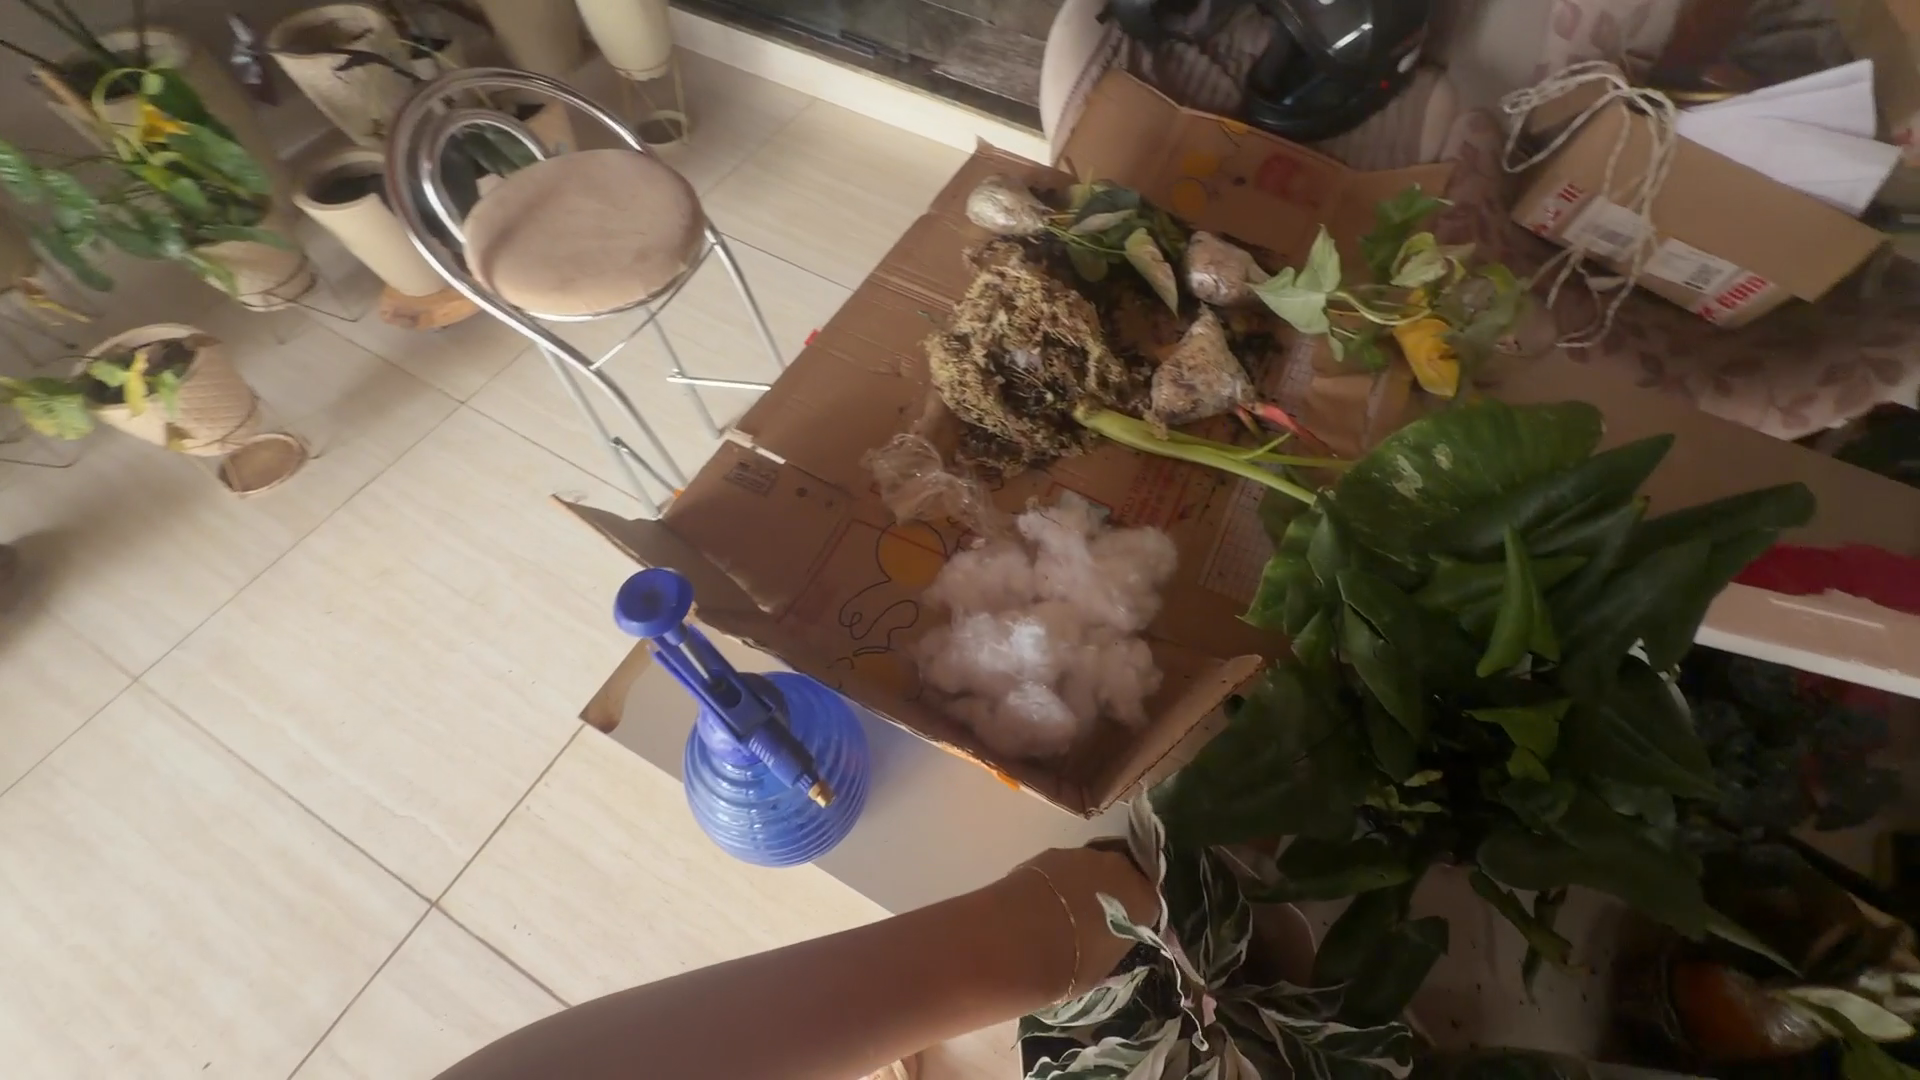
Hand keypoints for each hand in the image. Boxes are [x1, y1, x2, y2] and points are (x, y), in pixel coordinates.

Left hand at [1008, 846, 1156, 998]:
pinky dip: (1059, 878)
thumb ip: (1112, 944)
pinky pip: (1065, 865)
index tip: (1123, 927)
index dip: (1135, 915)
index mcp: (1143, 900)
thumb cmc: (1075, 965)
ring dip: (1083, 883)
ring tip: (1066, 908)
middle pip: (1121, 877)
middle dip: (1110, 892)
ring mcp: (1086, 855)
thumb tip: (1105, 941)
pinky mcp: (1054, 851)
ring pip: (1092, 867)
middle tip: (1094, 915)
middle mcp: (1120, 869)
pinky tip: (1045, 898)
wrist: (1026, 937)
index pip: (1148, 903)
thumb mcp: (1105, 966)